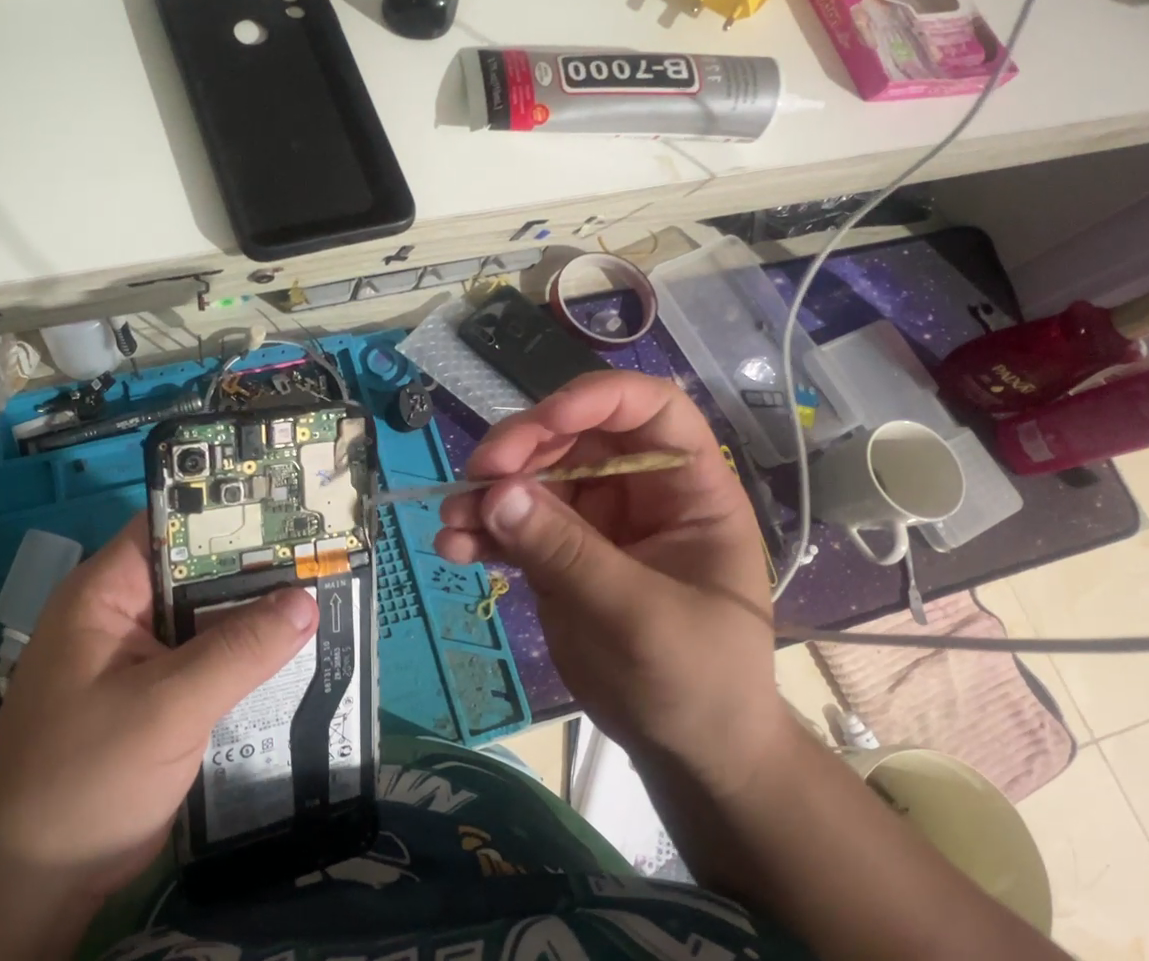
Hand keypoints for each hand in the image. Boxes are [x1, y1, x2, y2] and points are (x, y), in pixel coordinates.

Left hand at [0, 516, 316, 895]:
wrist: (36, 879)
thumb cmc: (86, 778)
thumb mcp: (166, 707)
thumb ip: (238, 651)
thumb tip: (305, 600)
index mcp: (105, 595)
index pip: (170, 530)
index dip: (228, 516)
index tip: (292, 511)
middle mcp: (121, 617)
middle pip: (196, 576)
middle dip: (256, 569)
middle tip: (326, 556)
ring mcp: (138, 661)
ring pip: (206, 622)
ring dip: (256, 617)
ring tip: (328, 594)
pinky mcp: (155, 701)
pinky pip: (206, 664)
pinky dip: (245, 660)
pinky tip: (297, 655)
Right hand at [435, 371, 783, 793]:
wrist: (687, 749)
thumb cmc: (697, 679)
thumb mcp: (640, 616)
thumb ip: (569, 553)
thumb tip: (496, 493)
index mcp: (688, 487)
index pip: (649, 409)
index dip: (595, 400)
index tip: (540, 424)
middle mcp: (638, 492)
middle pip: (574, 436)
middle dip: (522, 448)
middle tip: (478, 476)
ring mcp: (593, 524)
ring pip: (532, 478)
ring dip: (487, 491)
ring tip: (451, 520)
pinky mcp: (557, 557)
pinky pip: (512, 526)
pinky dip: (479, 531)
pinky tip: (453, 548)